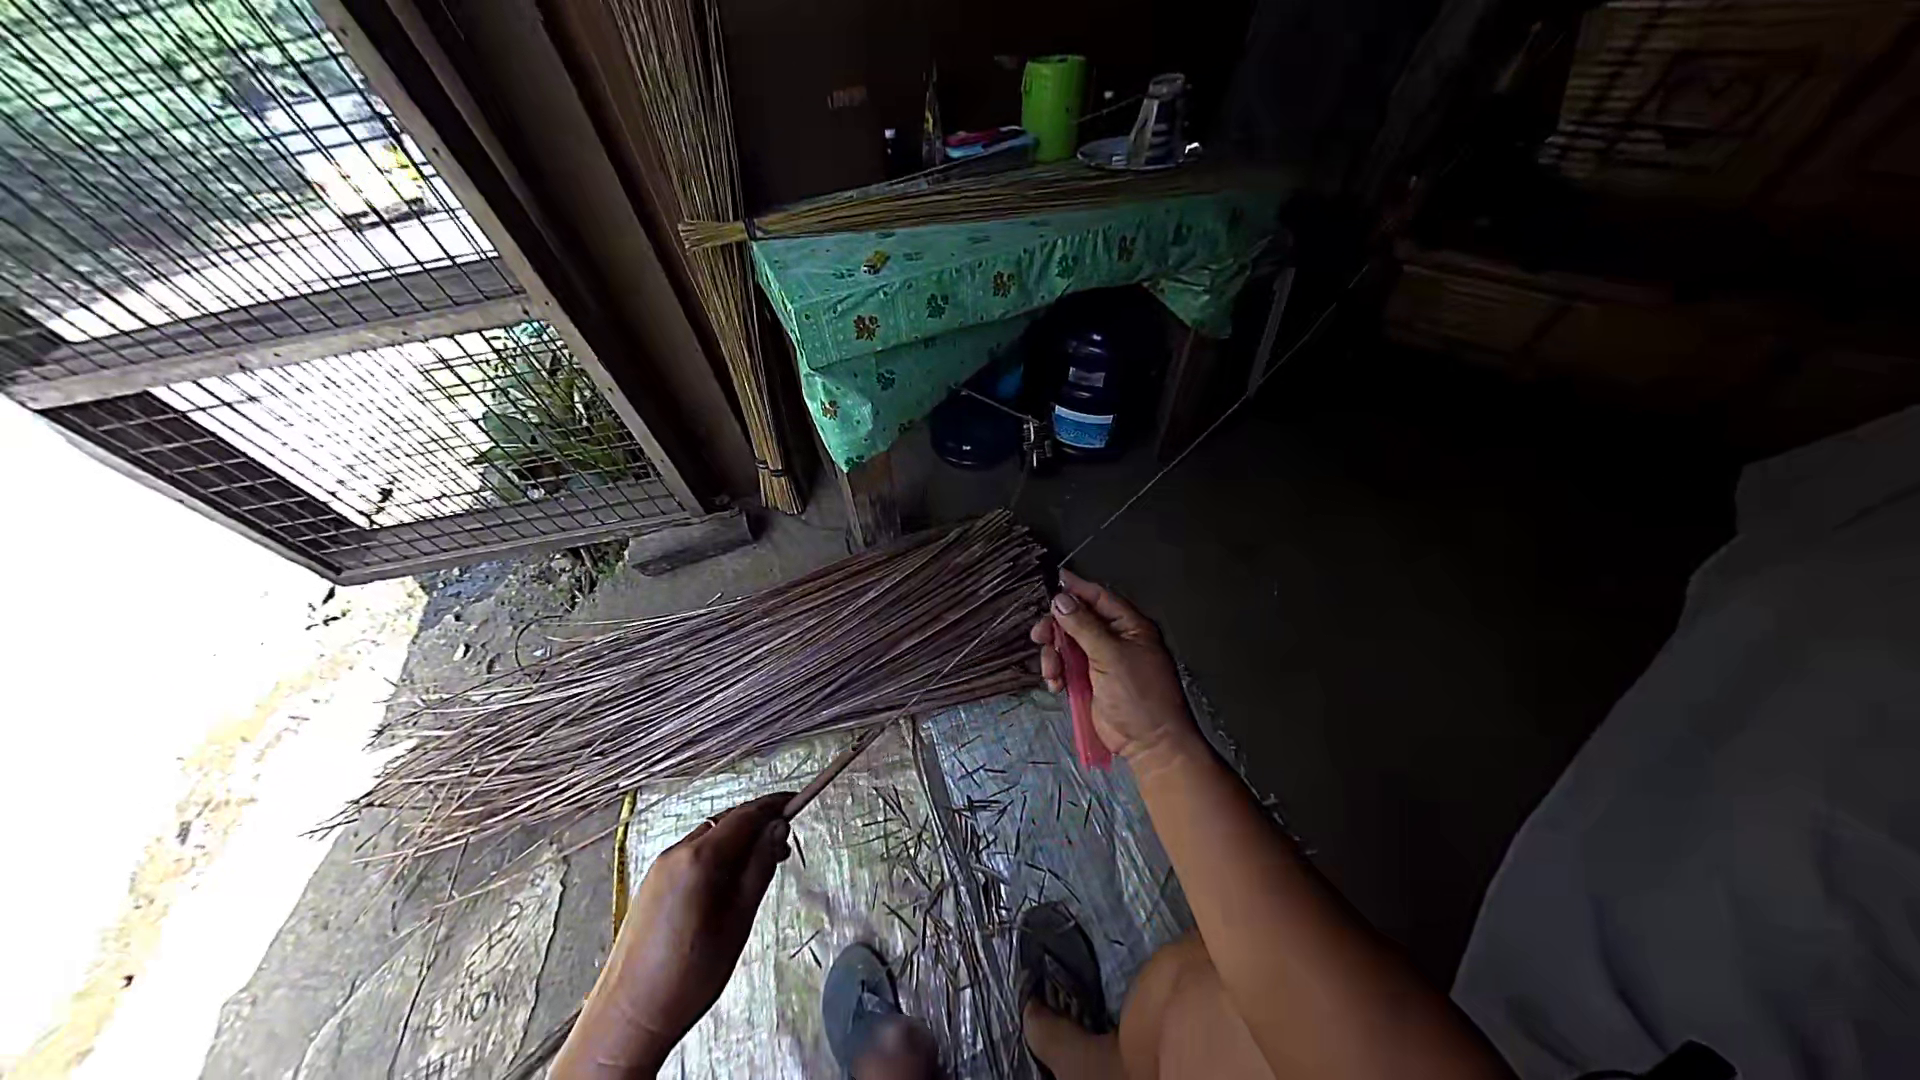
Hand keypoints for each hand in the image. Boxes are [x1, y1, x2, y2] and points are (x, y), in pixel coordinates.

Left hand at [556, 793, 793, 1077]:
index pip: (745, 814)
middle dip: (758, 823)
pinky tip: (732, 879)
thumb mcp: (738, 919)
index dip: (774, 805)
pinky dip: (719, 854)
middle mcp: (677, 853)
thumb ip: (760, 867)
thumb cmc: (689, 975)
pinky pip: (694, 853)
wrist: (628, 1019)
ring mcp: (661, 867)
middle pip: (727, 820)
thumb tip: (777, 828)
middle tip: (785, 842)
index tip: (796, 803)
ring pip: (710, 836)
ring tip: (763, 863)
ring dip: (739, 839)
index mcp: (699, 859)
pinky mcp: (653, 884)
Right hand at [1031, 570, 1200, 770]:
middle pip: (1078, 621)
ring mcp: (1101, 661)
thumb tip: (1061, 600)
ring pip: (1067, 645)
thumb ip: (1084, 626)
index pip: (1100, 598)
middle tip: (1040, 635)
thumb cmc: (1140, 696)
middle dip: (1057, 627)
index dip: (1077, 589)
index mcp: (1130, 627)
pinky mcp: (1089, 682)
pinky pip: (1066, 667)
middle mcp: (1115, 639)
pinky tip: (1057, 684)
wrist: (1149, 743)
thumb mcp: (1111, 656)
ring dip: (1054, 655)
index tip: (1054, 580)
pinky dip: (1058, 673)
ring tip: (1053, 671)